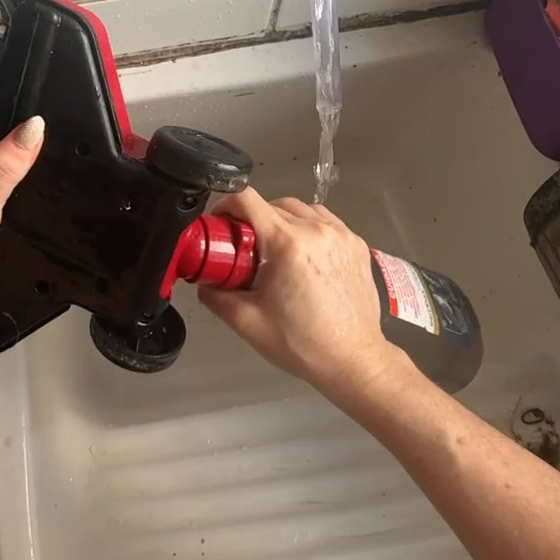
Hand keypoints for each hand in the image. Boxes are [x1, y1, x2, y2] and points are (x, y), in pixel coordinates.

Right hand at [197, 188, 397, 396]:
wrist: (353, 360)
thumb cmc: (304, 344)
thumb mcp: (246, 322)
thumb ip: (215, 295)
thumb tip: (203, 281)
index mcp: (287, 245)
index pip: (248, 200)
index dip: (226, 205)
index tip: (220, 222)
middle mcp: (317, 231)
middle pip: (271, 203)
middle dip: (251, 220)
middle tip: (243, 248)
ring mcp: (341, 235)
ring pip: (299, 208)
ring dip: (280, 220)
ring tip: (274, 251)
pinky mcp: (356, 244)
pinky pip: (324, 220)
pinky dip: (307, 228)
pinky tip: (302, 254)